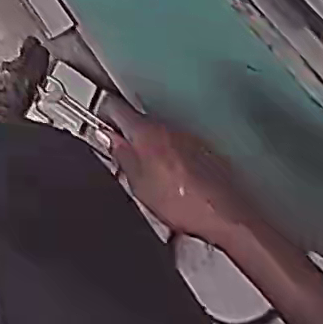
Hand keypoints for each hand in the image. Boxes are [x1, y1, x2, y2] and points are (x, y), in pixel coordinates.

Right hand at [105, 104, 255, 243]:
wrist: (225, 215)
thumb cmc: (185, 203)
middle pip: (137, 121)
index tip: (97, 122)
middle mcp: (166, 127)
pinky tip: (169, 178)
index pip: (116, 107)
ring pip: (157, 133)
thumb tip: (107, 137)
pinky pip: (175, 145)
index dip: (102, 113)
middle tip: (120, 156)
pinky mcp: (200, 150)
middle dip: (126, 135)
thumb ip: (120, 155)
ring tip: (148, 175)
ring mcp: (185, 137)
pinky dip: (168, 156)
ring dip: (148, 146)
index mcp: (145, 131)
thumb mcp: (138, 184)